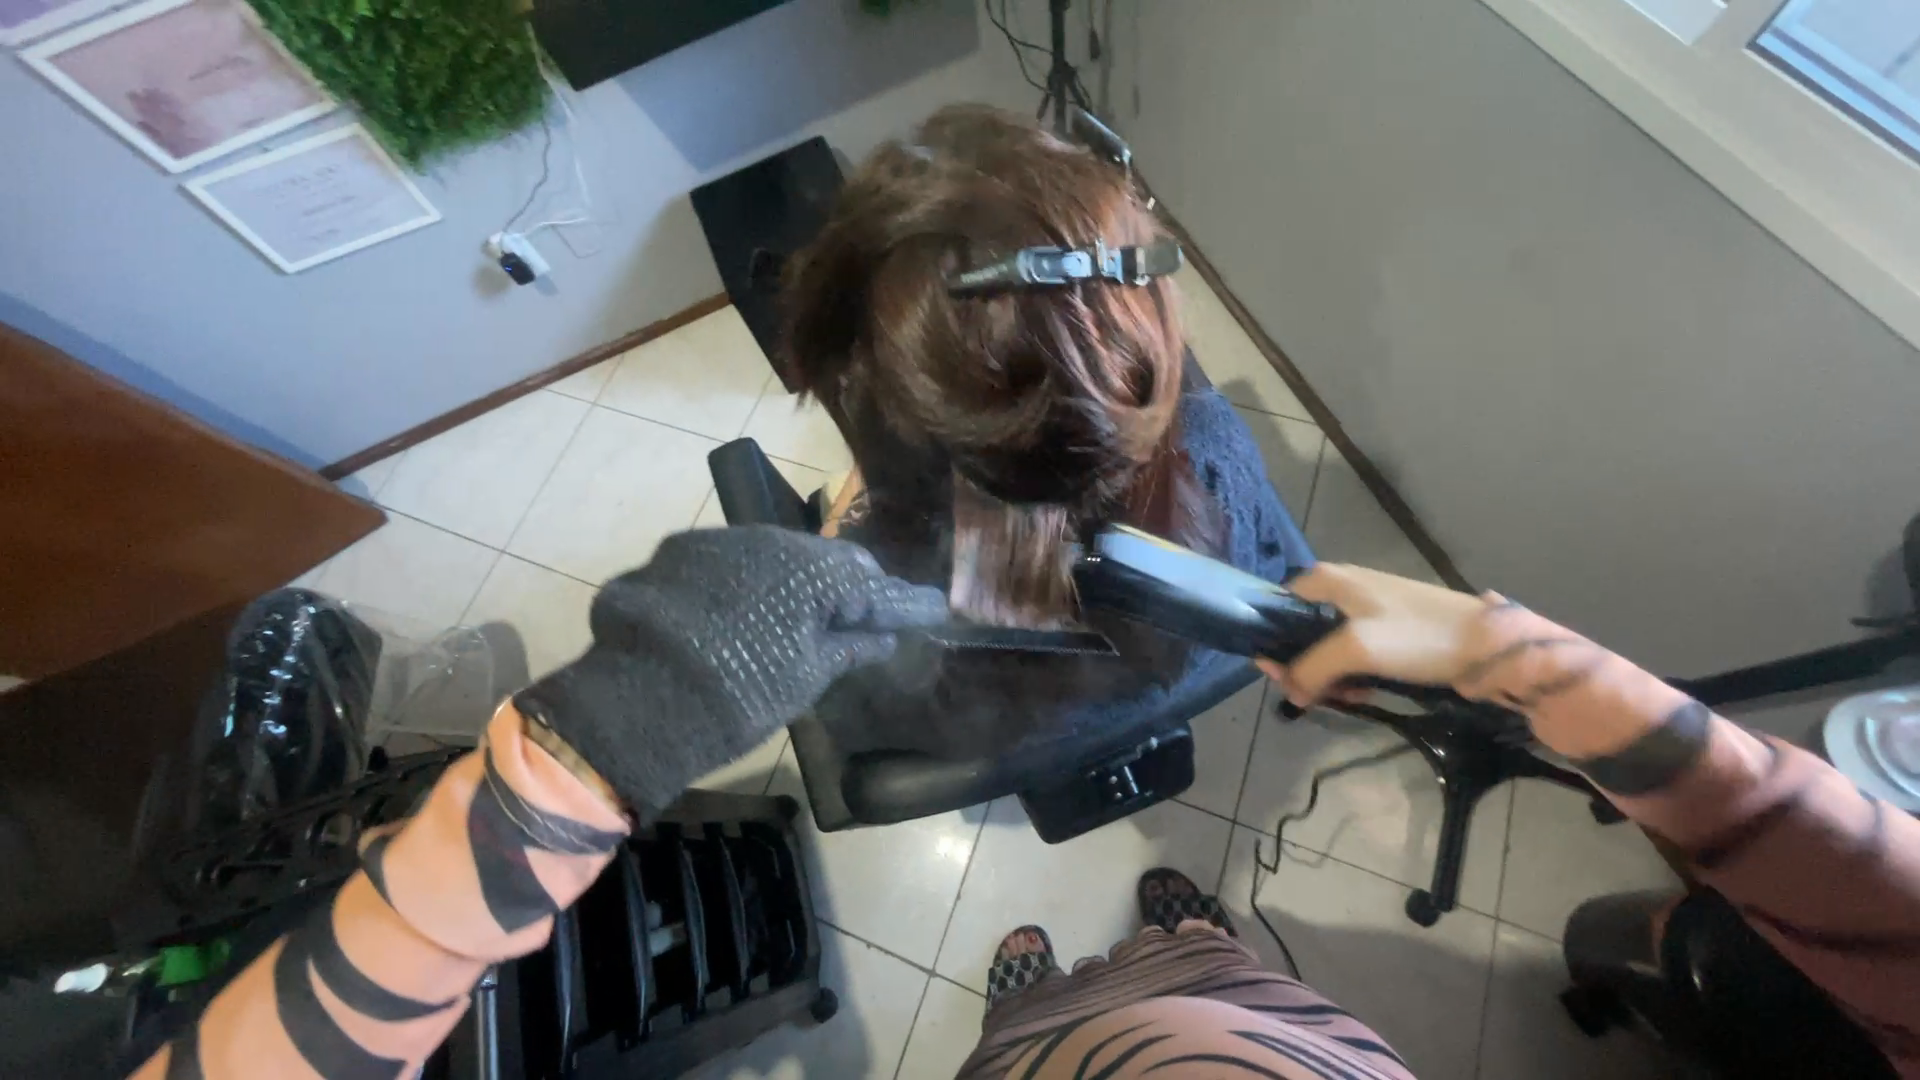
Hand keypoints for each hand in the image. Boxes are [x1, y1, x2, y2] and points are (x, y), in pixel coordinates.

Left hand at [513, 527, 947, 817]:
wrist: (636, 703)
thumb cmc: (740, 697)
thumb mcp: (806, 677)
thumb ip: (852, 647)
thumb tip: (887, 637)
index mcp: (814, 573)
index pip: (873, 586)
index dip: (903, 603)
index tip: (932, 608)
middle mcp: (772, 541)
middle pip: (830, 559)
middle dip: (854, 584)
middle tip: (870, 611)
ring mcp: (724, 541)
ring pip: (782, 553)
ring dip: (802, 578)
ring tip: (809, 609)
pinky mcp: (683, 550)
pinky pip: (739, 558)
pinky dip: (758, 580)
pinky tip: (751, 607)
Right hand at [1255, 563, 1491, 705]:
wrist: (1490, 647)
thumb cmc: (1417, 636)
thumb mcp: (1356, 649)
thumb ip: (1311, 668)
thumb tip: (1290, 692)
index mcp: (1327, 579)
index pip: (1277, 605)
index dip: (1272, 640)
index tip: (1279, 672)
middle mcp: (1341, 587)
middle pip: (1301, 629)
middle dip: (1303, 664)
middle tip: (1311, 694)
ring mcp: (1366, 607)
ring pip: (1327, 645)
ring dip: (1328, 674)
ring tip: (1342, 698)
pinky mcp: (1388, 628)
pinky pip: (1352, 652)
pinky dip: (1350, 673)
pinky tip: (1360, 692)